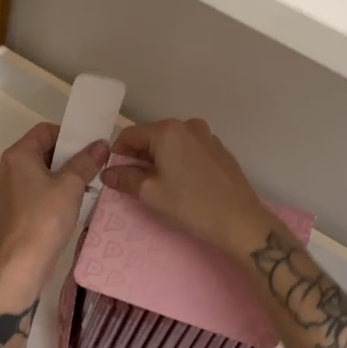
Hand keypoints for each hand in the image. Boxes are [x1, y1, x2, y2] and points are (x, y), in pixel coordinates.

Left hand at [0, 123, 108, 286]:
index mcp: (18, 155)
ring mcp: (10, 188)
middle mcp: (9, 167)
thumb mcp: (71, 186)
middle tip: (94, 163)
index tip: (90, 147)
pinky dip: (55, 188)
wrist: (24, 260)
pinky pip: (37, 187)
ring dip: (64, 173)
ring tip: (88, 182)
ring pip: (41, 170)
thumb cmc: (45, 217)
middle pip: (43, 149)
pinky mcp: (16, 206)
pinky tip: (74, 199)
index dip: (69, 135)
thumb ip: (86, 161)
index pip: (45, 130)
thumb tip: (102, 144)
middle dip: (69, 155)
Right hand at [102, 119, 276, 257]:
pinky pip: (189, 150)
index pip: (129, 135)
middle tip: (134, 183)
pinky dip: (178, 161)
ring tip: (159, 186)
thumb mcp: (150, 193)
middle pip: (151, 136)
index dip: (116, 154)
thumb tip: (107, 173)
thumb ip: (124, 179)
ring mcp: (207, 137)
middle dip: (138, 157)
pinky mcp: (220, 151)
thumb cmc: (190, 205)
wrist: (240, 221)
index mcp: (167, 131)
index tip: (114, 174)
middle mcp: (188, 126)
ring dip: (159, 160)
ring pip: (171, 143)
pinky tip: (182, 184)